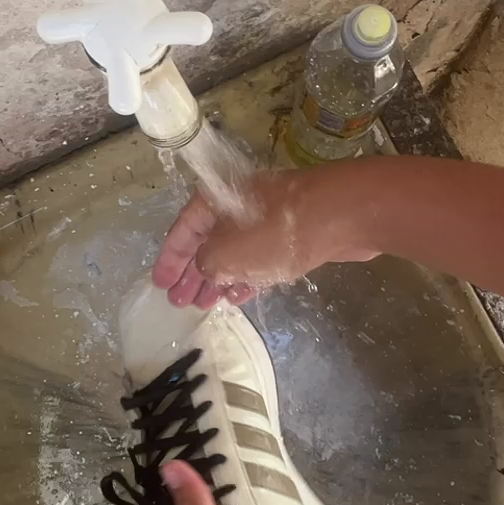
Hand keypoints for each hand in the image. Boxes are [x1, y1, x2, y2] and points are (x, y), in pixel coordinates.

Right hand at [153, 165, 378, 306]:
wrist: (344, 214)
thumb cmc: (277, 231)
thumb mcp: (228, 253)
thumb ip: (207, 264)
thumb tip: (205, 269)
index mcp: (216, 199)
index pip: (182, 229)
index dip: (169, 259)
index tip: (159, 284)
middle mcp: (238, 204)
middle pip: (207, 240)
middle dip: (193, 272)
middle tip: (180, 301)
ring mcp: (267, 218)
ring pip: (235, 251)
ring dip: (219, 278)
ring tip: (205, 305)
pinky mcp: (293, 234)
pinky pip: (260, 258)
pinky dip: (247, 276)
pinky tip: (238, 296)